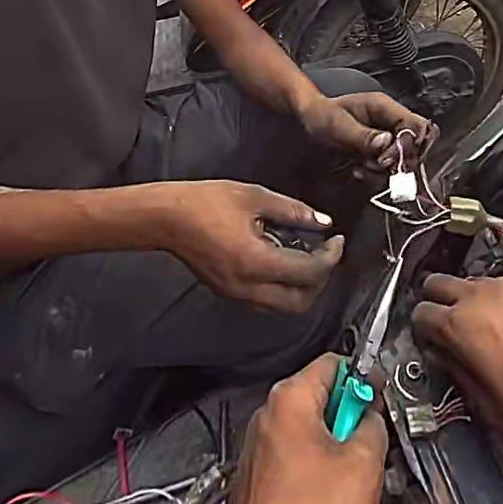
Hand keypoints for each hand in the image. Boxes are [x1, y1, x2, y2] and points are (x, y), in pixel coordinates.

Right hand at [156, 180, 343, 312]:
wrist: (166, 217)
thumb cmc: (205, 202)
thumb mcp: (254, 197)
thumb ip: (292, 210)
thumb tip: (322, 220)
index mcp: (256, 262)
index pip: (309, 273)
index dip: (330, 257)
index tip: (337, 239)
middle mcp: (248, 288)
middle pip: (301, 302)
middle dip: (321, 279)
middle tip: (326, 251)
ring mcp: (237, 295)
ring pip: (284, 306)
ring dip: (303, 287)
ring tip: (307, 254)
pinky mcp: (229, 293)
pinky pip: (266, 301)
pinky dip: (283, 286)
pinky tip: (282, 259)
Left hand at [230, 353, 385, 503]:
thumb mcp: (362, 466)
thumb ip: (373, 426)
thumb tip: (373, 416)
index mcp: (288, 399)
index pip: (332, 363)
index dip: (362, 376)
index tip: (379, 393)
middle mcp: (266, 417)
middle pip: (320, 399)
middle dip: (349, 419)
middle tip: (370, 445)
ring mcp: (258, 451)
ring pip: (309, 433)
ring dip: (335, 449)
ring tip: (351, 482)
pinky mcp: (257, 483)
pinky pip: (294, 461)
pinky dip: (315, 472)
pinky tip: (329, 502)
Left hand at [298, 92, 436, 172]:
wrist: (310, 120)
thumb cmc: (321, 116)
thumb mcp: (338, 125)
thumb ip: (363, 136)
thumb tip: (387, 143)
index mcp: (384, 107)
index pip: (417, 126)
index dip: (409, 145)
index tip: (388, 159)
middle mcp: (391, 121)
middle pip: (418, 144)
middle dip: (401, 160)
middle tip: (378, 165)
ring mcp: (387, 136)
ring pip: (406, 158)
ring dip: (387, 169)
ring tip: (364, 167)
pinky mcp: (381, 150)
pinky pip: (391, 167)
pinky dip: (378, 174)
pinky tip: (360, 171)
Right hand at [411, 273, 502, 451]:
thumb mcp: (494, 409)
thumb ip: (460, 376)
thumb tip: (446, 358)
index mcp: (460, 326)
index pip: (421, 313)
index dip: (422, 330)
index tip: (432, 342)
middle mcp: (478, 296)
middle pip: (438, 282)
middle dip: (437, 301)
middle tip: (451, 325)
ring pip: (474, 282)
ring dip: (474, 300)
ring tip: (493, 327)